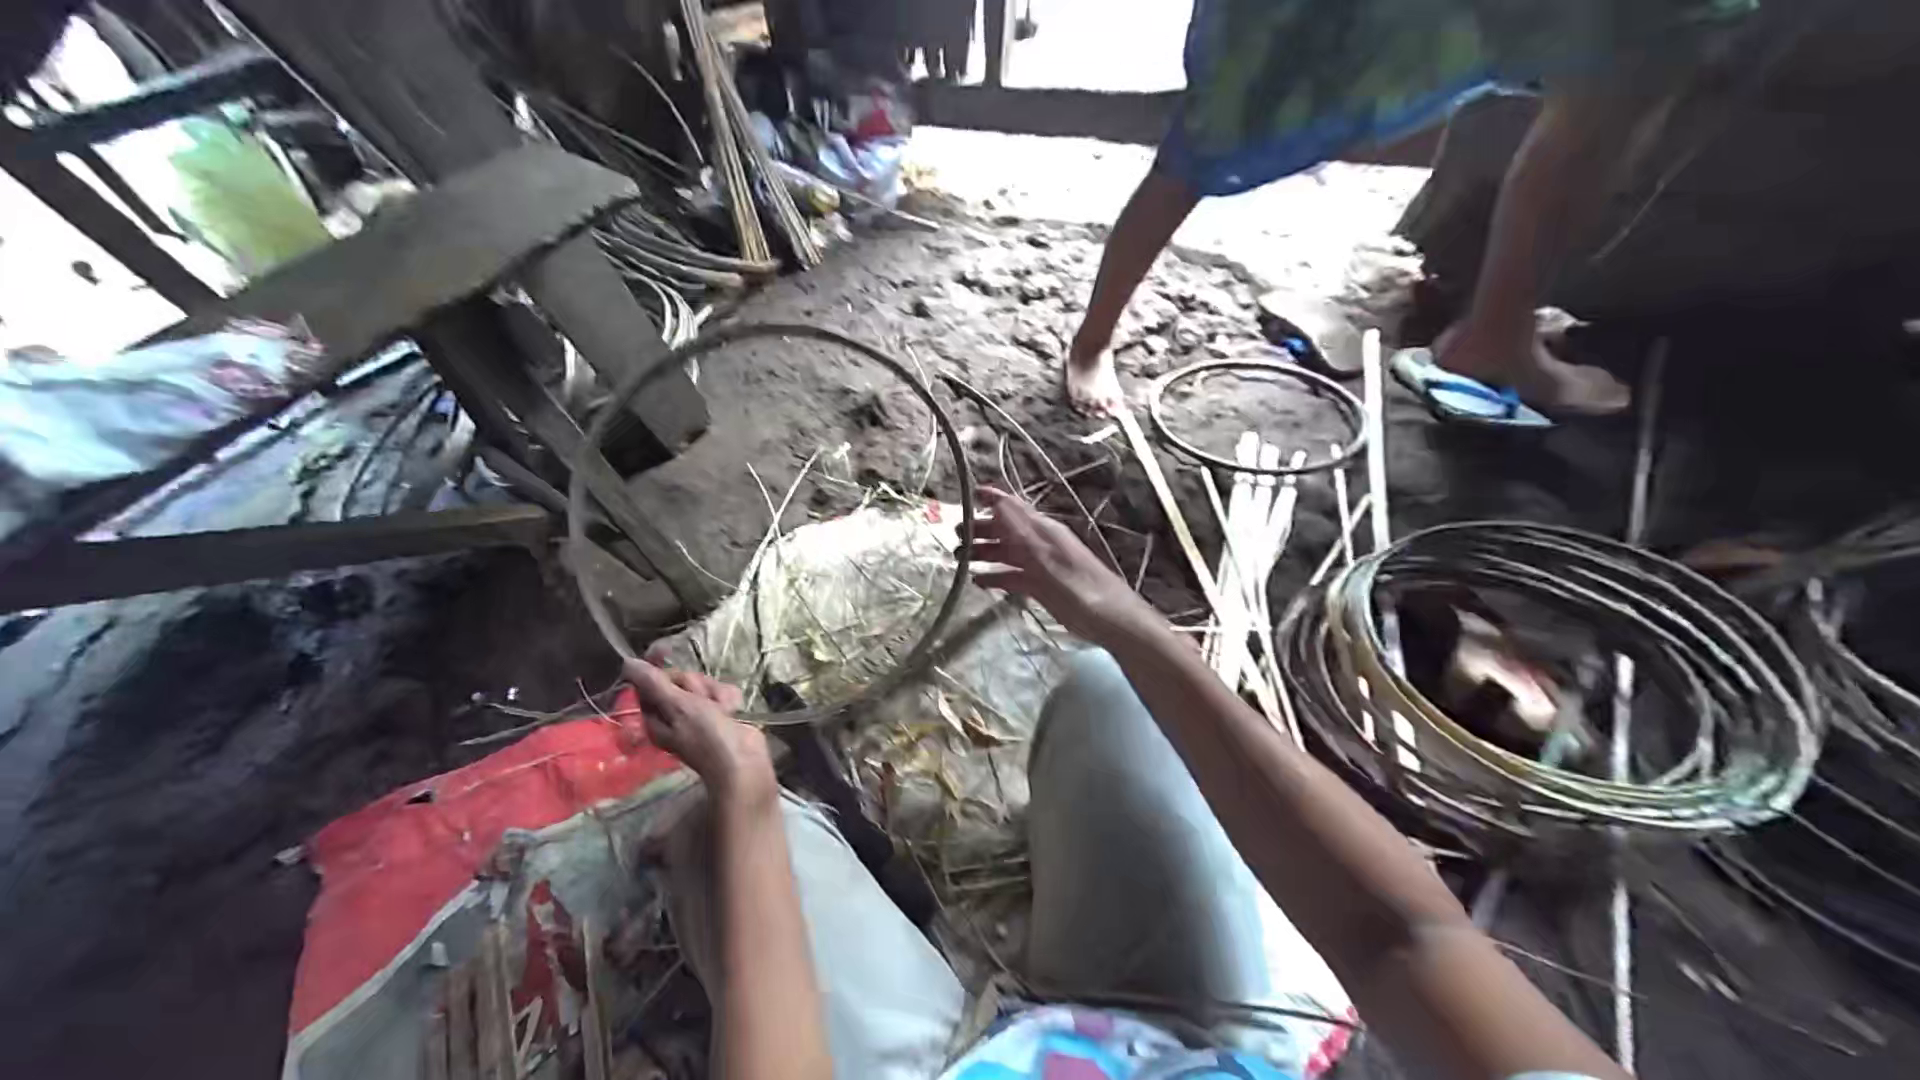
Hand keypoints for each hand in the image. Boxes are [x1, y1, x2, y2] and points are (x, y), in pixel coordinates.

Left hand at [623, 659, 775, 808]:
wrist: (742, 759)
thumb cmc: (705, 735)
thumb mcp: (677, 706)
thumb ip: (654, 683)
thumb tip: (626, 663)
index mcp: (656, 716)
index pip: (650, 683)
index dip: (661, 671)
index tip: (668, 656)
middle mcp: (674, 715)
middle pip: (680, 681)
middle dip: (695, 685)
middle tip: (701, 699)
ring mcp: (698, 714)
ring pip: (704, 685)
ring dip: (715, 692)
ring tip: (721, 709)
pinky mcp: (719, 714)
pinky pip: (721, 693)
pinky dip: (728, 699)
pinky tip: (732, 710)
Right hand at [969, 486, 1161, 645]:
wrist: (1109, 619)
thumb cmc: (1079, 587)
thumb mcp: (1047, 558)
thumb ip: (1022, 532)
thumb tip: (998, 503)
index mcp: (1043, 531)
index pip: (1013, 507)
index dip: (991, 498)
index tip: (968, 494)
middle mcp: (1039, 543)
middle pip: (1006, 529)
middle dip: (980, 529)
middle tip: (955, 536)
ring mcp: (1040, 565)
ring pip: (1007, 552)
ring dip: (984, 552)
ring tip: (958, 559)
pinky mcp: (1040, 586)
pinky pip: (1012, 576)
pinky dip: (995, 576)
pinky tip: (978, 582)